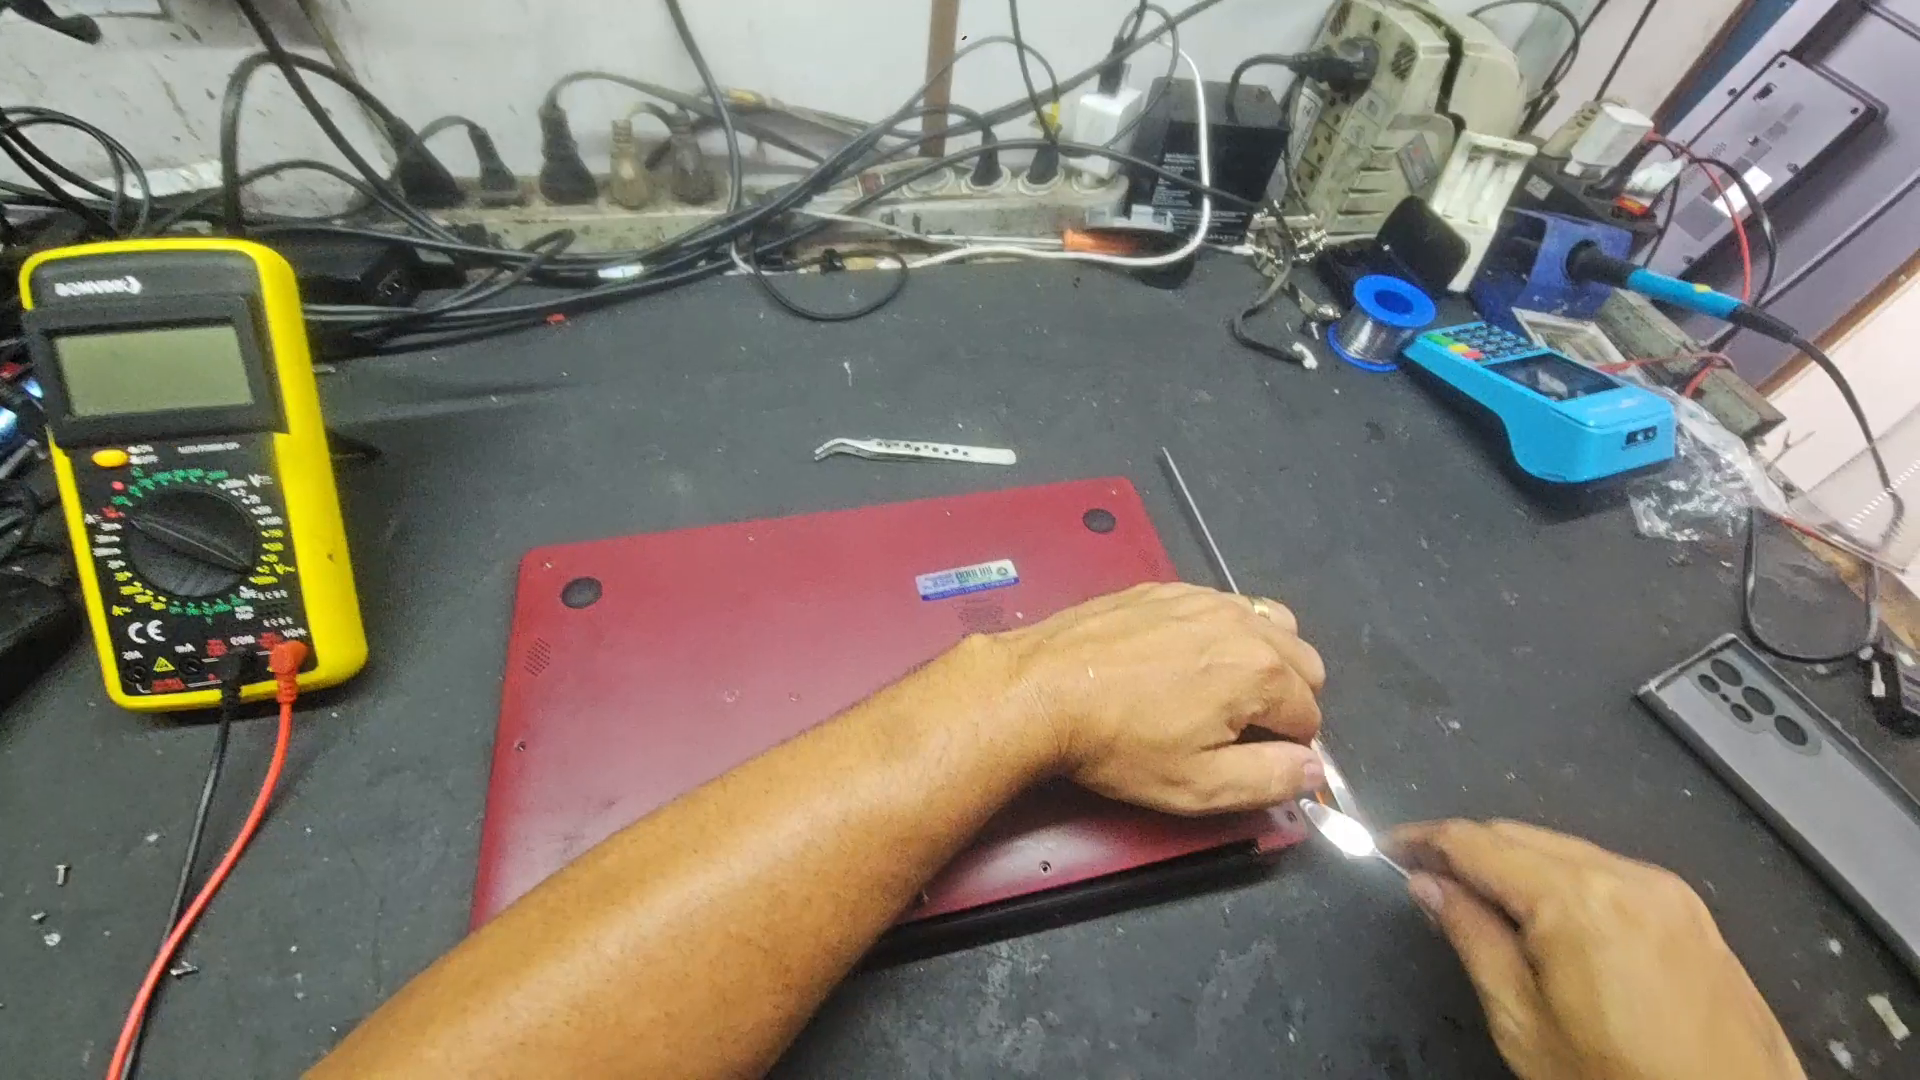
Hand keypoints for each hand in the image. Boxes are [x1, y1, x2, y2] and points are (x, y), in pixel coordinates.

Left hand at [991, 582, 1326, 814]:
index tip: (1249, 758)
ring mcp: (1198, 597)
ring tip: (1219, 687)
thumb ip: (1270, 779)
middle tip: (1239, 727)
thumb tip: (1314, 768)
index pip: (1308, 715)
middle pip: (1302, 661)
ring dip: (1263, 656)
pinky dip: (1221, 629)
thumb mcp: (1199, 785)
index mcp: (1260, 672)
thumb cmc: (1120, 745)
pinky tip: (1180, 655)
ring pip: (1266, 622)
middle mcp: (1240, 622)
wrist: (1040, 689)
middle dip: (1287, 697)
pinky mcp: (1161, 589)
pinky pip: (1217, 603)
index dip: (1287, 747)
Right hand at [1391, 820, 1805, 1079]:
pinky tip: (1539, 915)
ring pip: (1556, 847)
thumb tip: (1426, 883)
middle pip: (1514, 835)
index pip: (1474, 842)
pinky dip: (1554, 877)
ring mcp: (1665, 891)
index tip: (1386, 847)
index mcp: (1576, 899)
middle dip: (1463, 849)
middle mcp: (1624, 876)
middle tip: (1423, 877)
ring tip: (1475, 898)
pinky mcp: (1690, 914)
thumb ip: (1469, 935)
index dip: (1421, 839)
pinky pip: (1600, 870)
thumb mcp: (1521, 1020)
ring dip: (1507, 862)